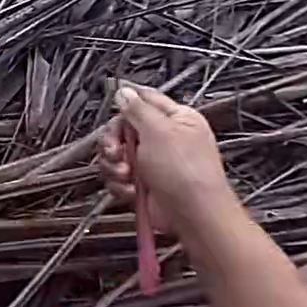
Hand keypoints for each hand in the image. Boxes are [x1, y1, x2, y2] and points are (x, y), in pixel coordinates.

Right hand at [98, 83, 237, 235]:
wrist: (193, 215)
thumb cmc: (187, 172)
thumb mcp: (159, 131)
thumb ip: (137, 109)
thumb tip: (123, 91)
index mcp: (175, 119)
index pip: (143, 100)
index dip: (126, 105)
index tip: (115, 112)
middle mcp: (163, 139)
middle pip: (121, 129)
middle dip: (113, 142)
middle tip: (118, 151)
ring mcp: (151, 162)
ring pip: (114, 155)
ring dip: (114, 166)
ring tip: (128, 175)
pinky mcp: (141, 184)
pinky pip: (116, 178)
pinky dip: (119, 185)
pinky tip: (131, 190)